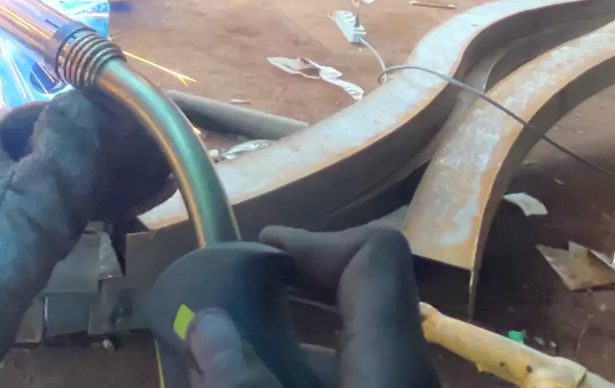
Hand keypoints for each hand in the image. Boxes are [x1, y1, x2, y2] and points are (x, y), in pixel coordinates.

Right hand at [185, 226, 439, 387]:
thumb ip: (245, 383)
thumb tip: (208, 322)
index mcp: (395, 364)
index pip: (376, 253)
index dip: (314, 240)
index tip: (260, 252)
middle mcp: (406, 372)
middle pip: (355, 293)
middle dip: (288, 288)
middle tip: (234, 298)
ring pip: (347, 342)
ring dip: (288, 336)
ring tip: (230, 348)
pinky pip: (348, 374)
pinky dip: (301, 368)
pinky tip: (260, 378)